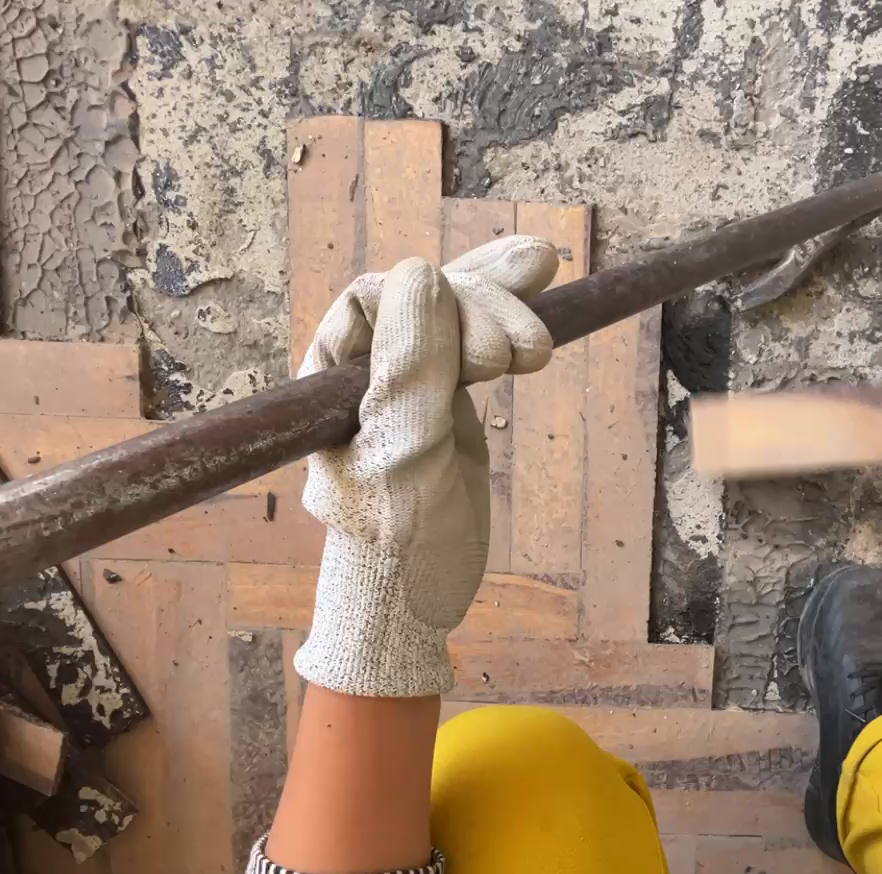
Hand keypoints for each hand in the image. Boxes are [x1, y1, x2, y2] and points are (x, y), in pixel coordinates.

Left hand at [293, 237, 558, 696]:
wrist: (420, 595)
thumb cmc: (399, 539)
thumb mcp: (406, 455)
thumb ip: (411, 368)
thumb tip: (422, 271)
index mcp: (333, 381)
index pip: (377, 303)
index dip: (438, 309)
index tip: (495, 354)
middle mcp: (368, 373)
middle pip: (424, 303)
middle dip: (482, 307)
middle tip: (533, 349)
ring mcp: (411, 386)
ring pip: (454, 317)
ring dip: (502, 298)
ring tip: (548, 270)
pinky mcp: (447, 403)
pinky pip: (475, 348)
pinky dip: (506, 322)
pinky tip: (538, 290)